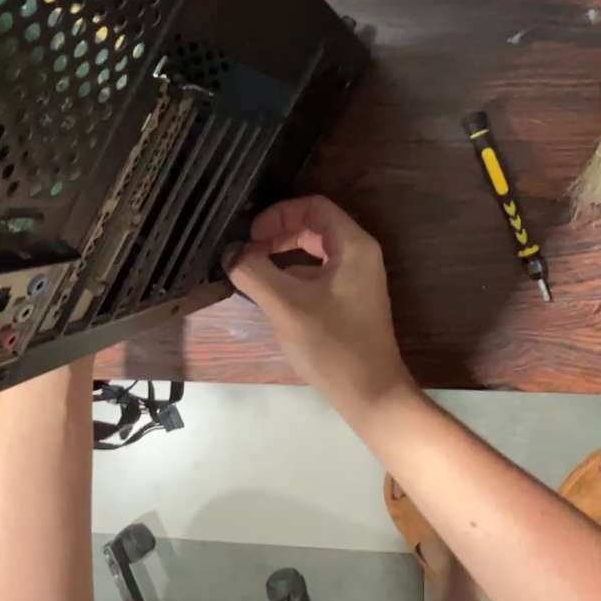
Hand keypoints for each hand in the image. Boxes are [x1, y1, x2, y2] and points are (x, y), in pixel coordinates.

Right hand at [224, 196, 415, 418]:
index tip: (251, 236)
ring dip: (280, 255)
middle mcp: (358, 255)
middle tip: (246, 252)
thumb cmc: (334, 346)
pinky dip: (290, 276)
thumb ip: (254, 272)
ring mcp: (355, 279)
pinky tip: (268, 294)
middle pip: (313, 226)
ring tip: (250, 271)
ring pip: (312, 252)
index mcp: (354, 246)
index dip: (278, 214)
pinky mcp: (347, 301)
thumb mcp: (287, 305)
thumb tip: (230, 251)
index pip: (314, 206)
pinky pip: (315, 274)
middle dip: (276, 233)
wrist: (371, 394)